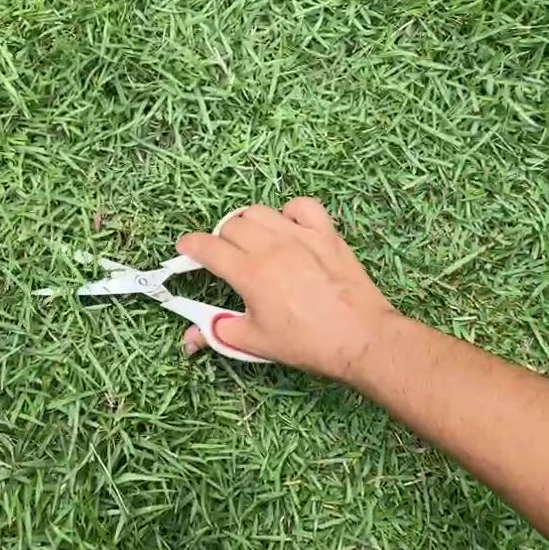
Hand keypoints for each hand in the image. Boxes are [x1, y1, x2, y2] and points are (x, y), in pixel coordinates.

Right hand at [178, 199, 402, 380]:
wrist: (362, 339)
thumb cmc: (307, 343)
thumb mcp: (255, 343)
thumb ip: (218, 333)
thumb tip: (189, 339)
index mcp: (249, 273)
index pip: (206, 247)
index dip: (189, 247)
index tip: (185, 251)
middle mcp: (271, 247)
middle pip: (230, 225)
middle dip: (219, 239)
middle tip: (225, 258)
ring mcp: (300, 236)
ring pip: (259, 211)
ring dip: (248, 224)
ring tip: (252, 241)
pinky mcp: (326, 234)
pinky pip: (302, 206)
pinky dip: (290, 213)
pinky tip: (289, 229)